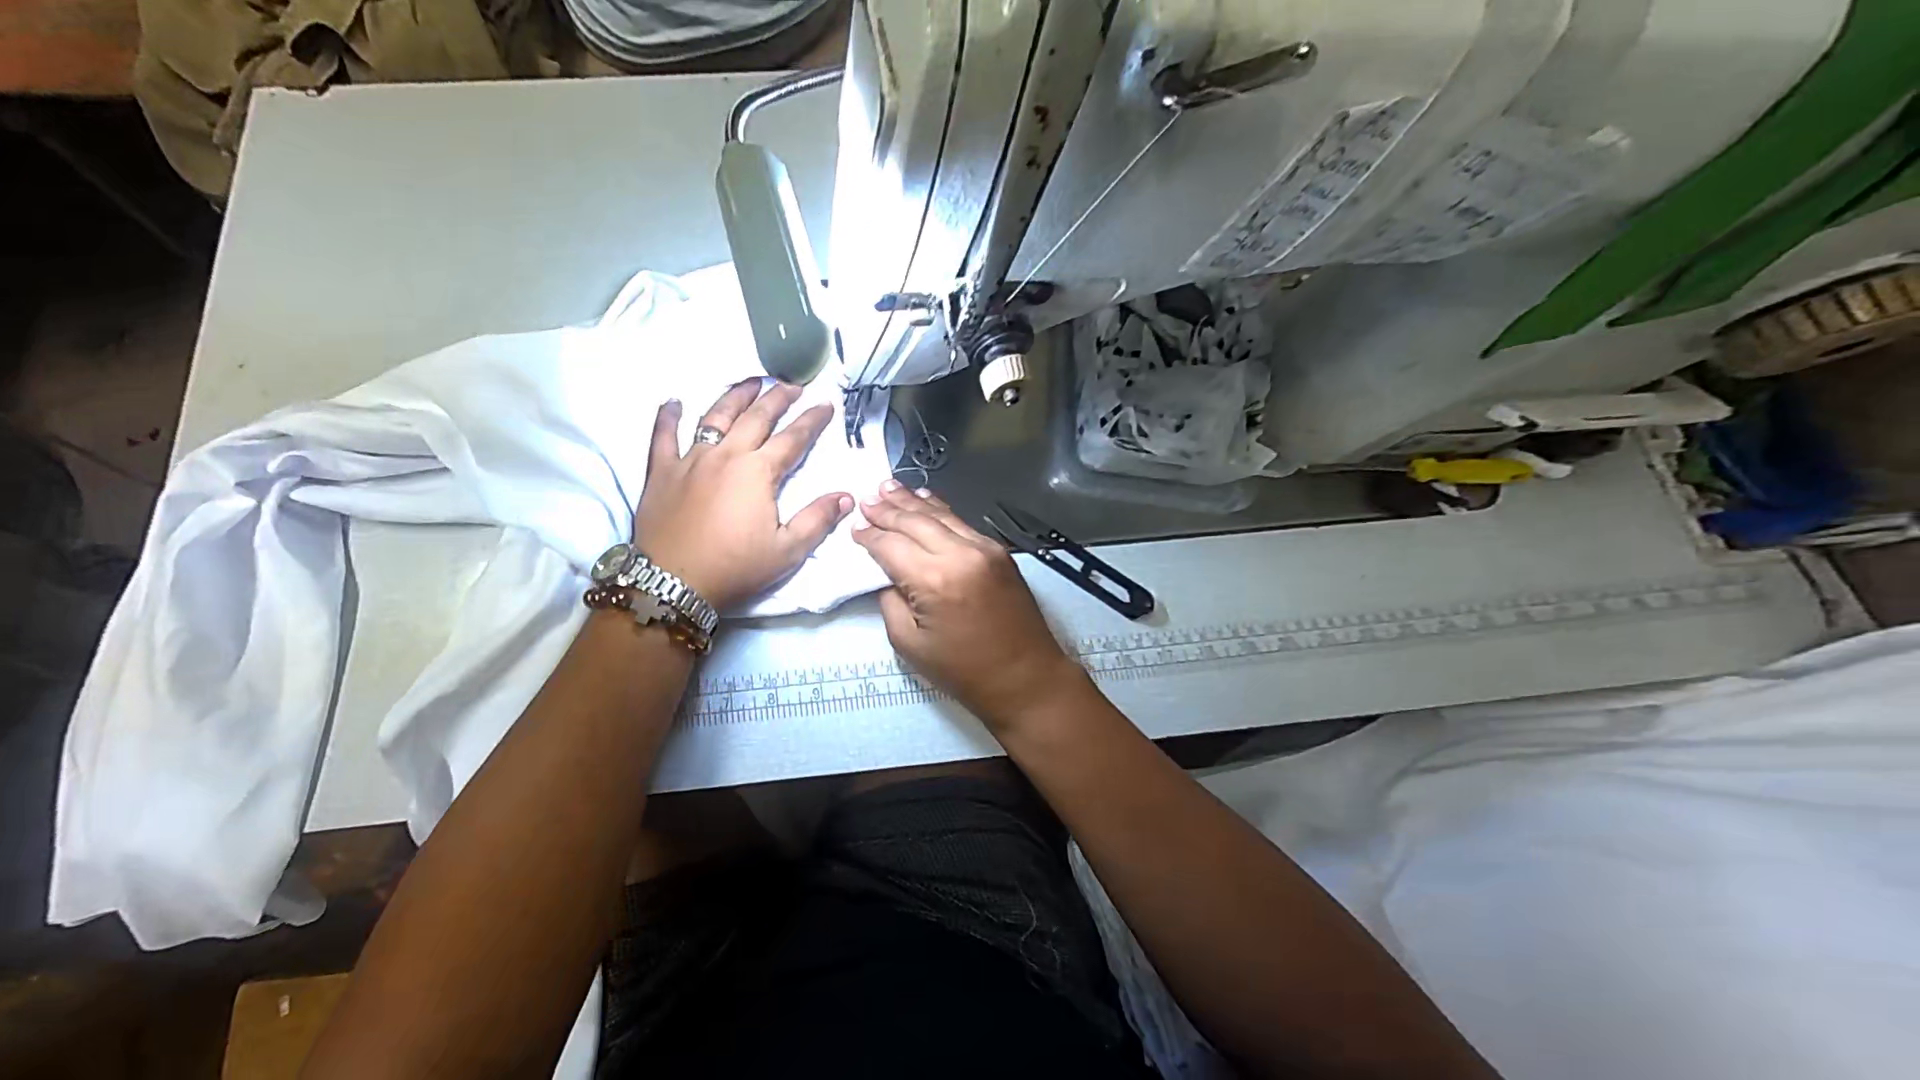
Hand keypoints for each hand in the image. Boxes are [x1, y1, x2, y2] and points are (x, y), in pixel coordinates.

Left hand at [635, 380, 852, 610]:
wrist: (672, 584)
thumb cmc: (735, 568)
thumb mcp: (787, 551)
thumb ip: (818, 520)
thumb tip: (845, 496)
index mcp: (758, 472)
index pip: (793, 438)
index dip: (812, 420)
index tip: (825, 405)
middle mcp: (725, 455)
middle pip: (756, 417)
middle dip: (777, 398)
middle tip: (792, 386)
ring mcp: (690, 460)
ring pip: (714, 416)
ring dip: (735, 396)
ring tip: (750, 382)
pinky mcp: (661, 472)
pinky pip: (663, 436)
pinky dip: (668, 417)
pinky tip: (674, 402)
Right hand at [852, 481, 1086, 726]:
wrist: (1026, 678)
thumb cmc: (964, 671)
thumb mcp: (910, 644)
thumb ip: (892, 601)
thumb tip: (887, 574)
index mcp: (934, 580)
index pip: (891, 545)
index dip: (869, 535)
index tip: (854, 527)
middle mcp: (961, 554)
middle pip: (916, 521)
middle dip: (888, 510)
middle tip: (867, 498)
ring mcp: (985, 549)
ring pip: (942, 515)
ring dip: (913, 501)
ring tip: (889, 488)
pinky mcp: (999, 552)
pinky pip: (963, 523)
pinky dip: (941, 511)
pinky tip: (926, 502)